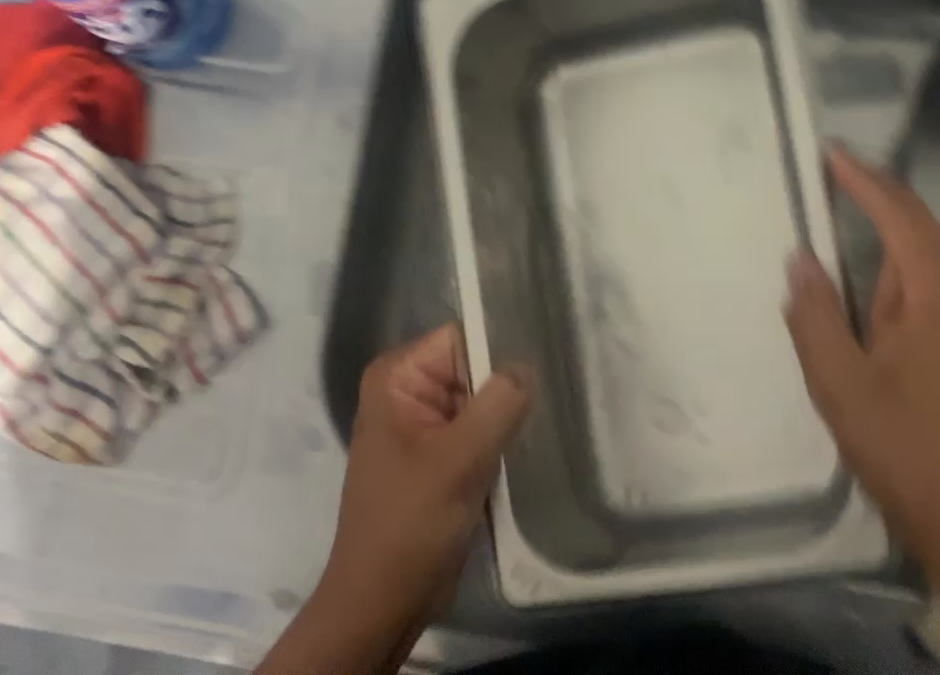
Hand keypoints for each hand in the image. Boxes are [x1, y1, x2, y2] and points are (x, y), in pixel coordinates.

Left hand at [321, 324, 532, 623]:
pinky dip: (501, 442)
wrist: (383, 601)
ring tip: (544, 428)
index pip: (462, 338)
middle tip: (555, 400)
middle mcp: (408, 391)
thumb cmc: (410, 524)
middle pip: (474, 367)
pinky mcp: (441, 457)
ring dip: (509, 418)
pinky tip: (529, 451)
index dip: (500, 350)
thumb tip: (527, 366)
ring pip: (481, 402)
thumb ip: (498, 404)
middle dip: (509, 386)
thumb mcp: (459, 460)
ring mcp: (425, 426)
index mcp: (398, 377)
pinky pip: (480, 432)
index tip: (544, 366)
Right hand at [783, 147, 939, 579]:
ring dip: (918, 309)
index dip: (862, 179)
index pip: (899, 212)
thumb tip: (801, 257)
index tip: (832, 152)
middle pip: (922, 254)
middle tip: (871, 352)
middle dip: (887, 287)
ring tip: (906, 377)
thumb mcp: (840, 387)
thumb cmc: (912, 456)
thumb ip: (814, 313)